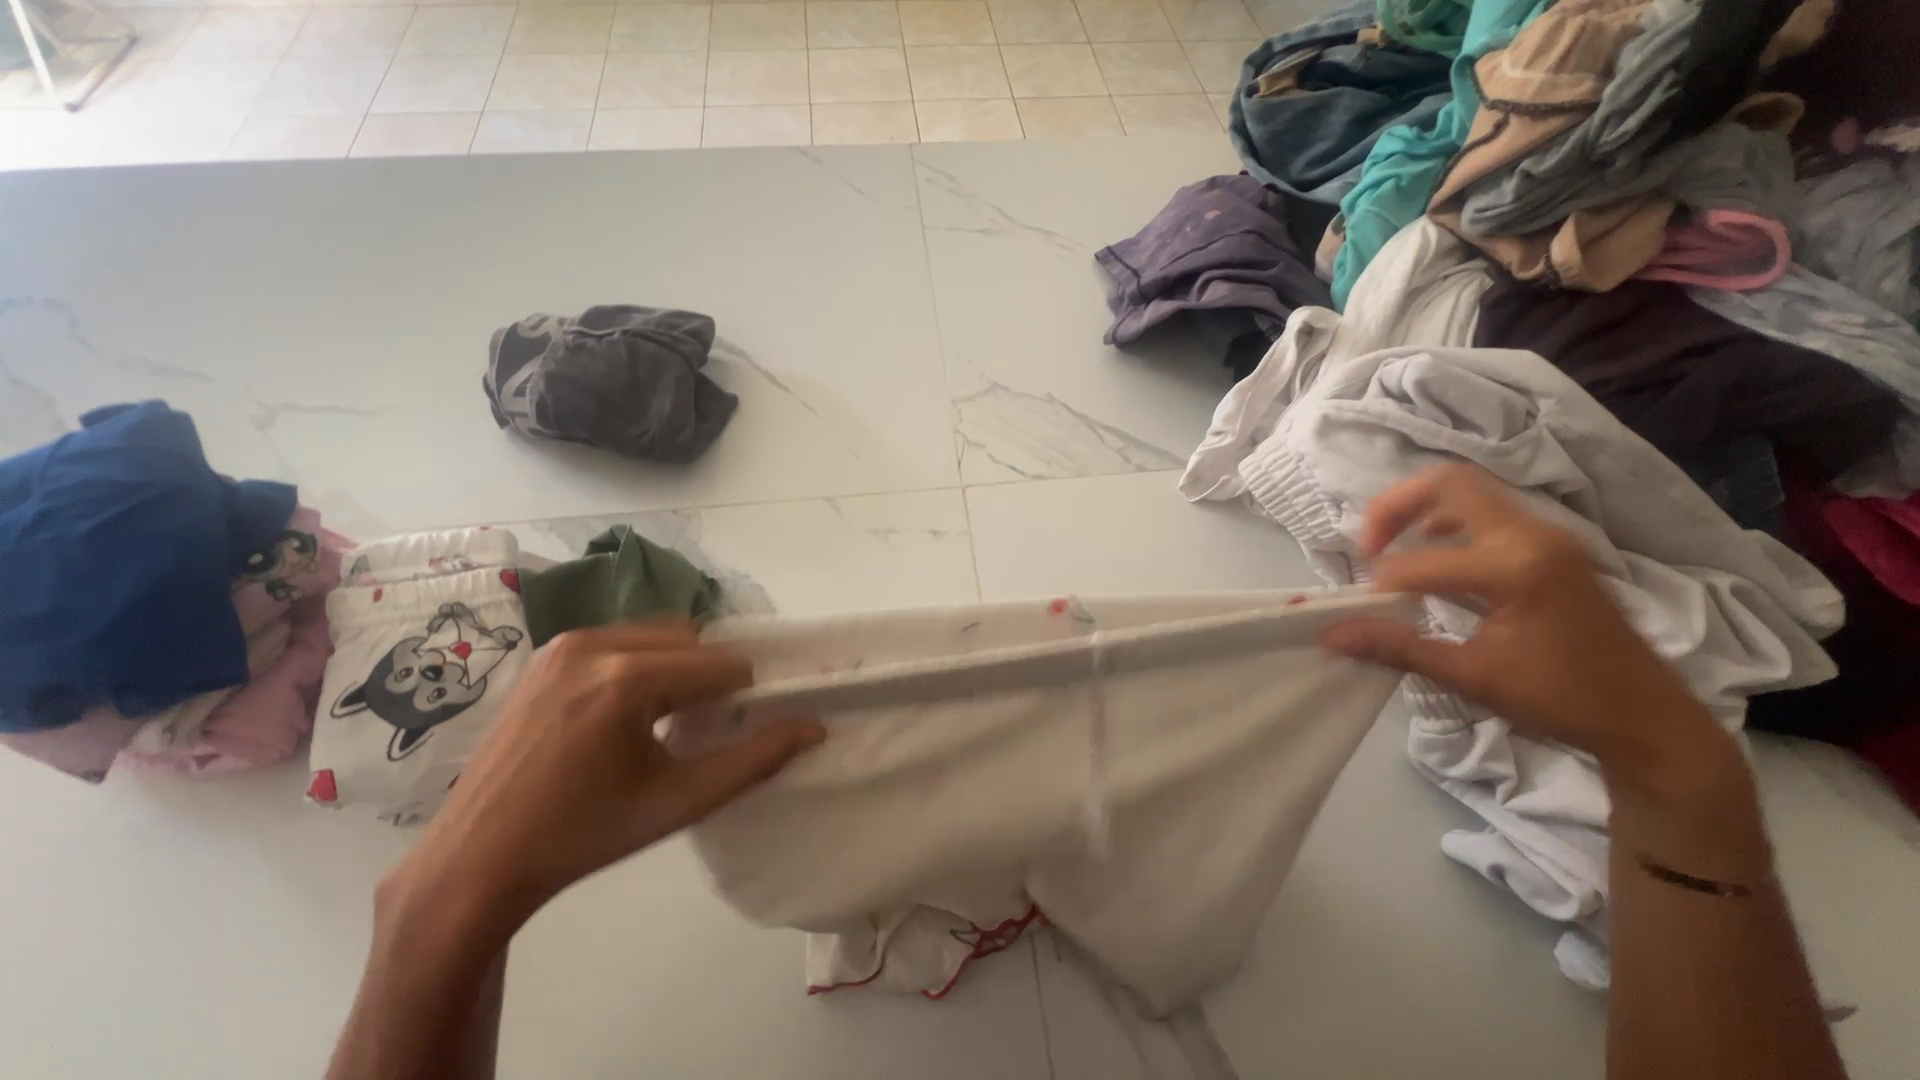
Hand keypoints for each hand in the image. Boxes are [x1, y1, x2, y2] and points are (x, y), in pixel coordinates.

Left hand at [396, 624, 823, 918]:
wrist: (479, 857)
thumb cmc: (585, 835)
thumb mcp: (680, 801)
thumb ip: (755, 760)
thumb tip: (814, 727)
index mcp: (628, 679)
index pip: (722, 664)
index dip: (744, 695)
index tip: (739, 729)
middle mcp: (595, 644)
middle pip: (691, 640)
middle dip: (710, 677)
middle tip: (704, 728)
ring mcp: (563, 645)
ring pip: (655, 635)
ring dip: (677, 667)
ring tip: (666, 721)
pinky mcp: (545, 654)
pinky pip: (619, 640)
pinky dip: (641, 663)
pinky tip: (627, 713)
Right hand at [1319, 465, 1720, 780]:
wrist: (1648, 718)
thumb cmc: (1561, 700)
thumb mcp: (1472, 676)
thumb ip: (1398, 647)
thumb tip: (1330, 636)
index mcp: (1516, 567)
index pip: (1420, 561)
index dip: (1380, 584)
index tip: (1361, 610)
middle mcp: (1533, 535)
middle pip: (1448, 484)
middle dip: (1394, 508)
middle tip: (1367, 547)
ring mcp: (1548, 536)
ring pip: (1470, 492)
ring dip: (1422, 510)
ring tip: (1392, 549)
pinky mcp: (1553, 547)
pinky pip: (1490, 512)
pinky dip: (1450, 522)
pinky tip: (1436, 557)